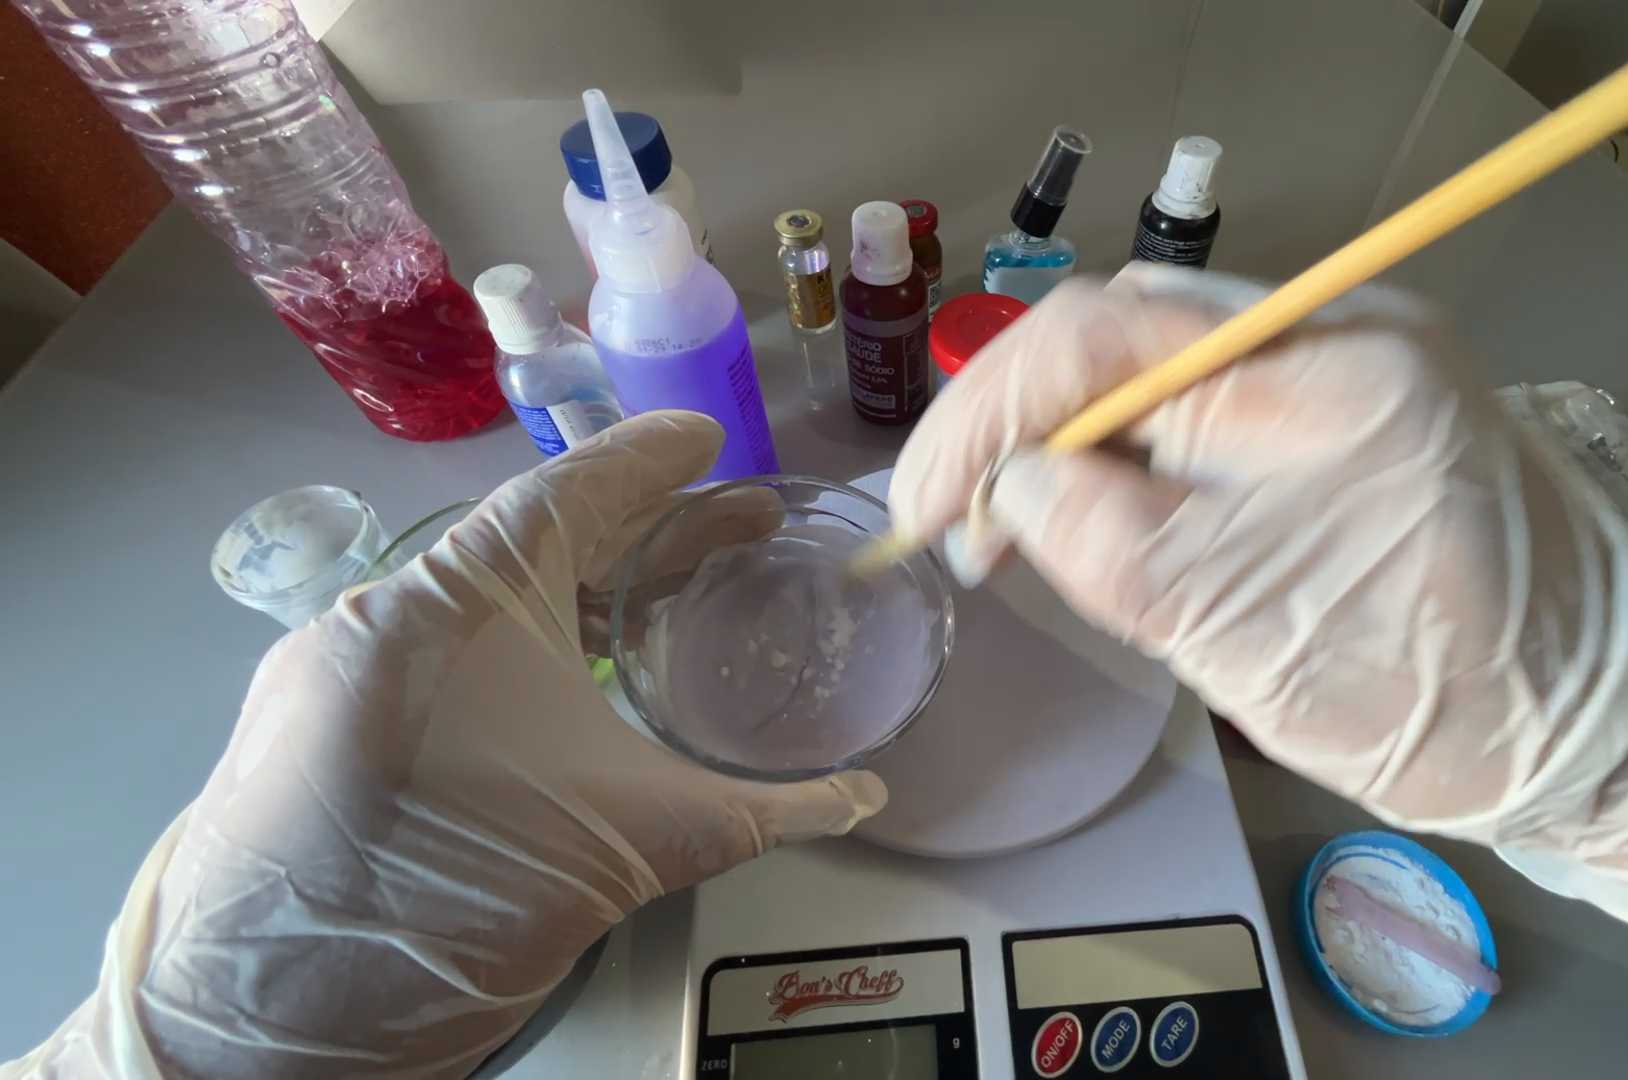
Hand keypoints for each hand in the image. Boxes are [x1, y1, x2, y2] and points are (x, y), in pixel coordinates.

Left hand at [9, 414, 883, 1079]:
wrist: (273, 1046)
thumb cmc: (465, 905)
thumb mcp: (640, 842)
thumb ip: (769, 809)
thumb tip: (864, 797)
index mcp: (460, 609)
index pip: (568, 493)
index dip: (646, 456)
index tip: (710, 437)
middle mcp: (399, 614)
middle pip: (551, 536)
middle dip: (659, 523)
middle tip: (748, 524)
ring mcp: (359, 661)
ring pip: (507, 587)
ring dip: (604, 576)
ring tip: (690, 580)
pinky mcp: (341, 712)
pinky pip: (467, 634)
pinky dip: (551, 625)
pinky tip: (600, 654)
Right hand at [892, 265, 1627, 943]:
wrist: (1584, 730)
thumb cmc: (1432, 698)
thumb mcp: (1245, 630)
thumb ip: (1108, 544)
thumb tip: (1011, 485)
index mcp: (1323, 369)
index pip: (1103, 338)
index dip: (986, 415)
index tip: (922, 508)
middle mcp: (1324, 334)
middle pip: (1111, 336)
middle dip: (1009, 424)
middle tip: (956, 518)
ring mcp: (1323, 366)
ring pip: (1136, 375)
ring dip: (1053, 443)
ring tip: (1006, 522)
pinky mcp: (1315, 415)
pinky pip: (1177, 414)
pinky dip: (1107, 460)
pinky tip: (1083, 509)